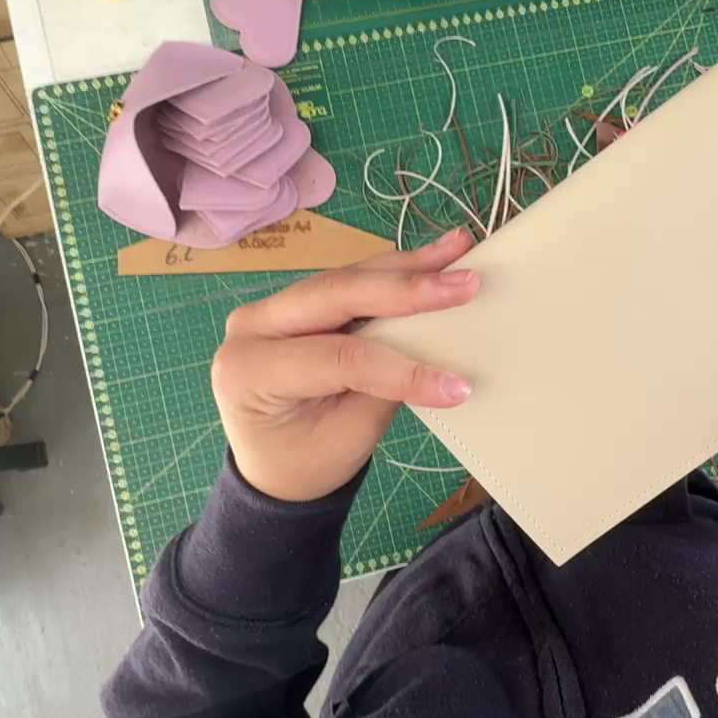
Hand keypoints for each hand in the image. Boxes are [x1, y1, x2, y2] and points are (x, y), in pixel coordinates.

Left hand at [211, 230, 478, 500]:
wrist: (274, 467)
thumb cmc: (305, 461)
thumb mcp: (347, 436)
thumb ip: (386, 387)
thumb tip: (436, 346)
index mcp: (250, 371)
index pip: (339, 358)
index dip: (403, 369)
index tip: (458, 386)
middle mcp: (253, 326)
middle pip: (339, 295)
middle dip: (409, 288)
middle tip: (466, 282)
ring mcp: (274, 308)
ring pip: (349, 278)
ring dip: (409, 266)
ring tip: (458, 250)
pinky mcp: (301, 302)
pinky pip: (351, 282)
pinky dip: (396, 272)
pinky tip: (436, 258)